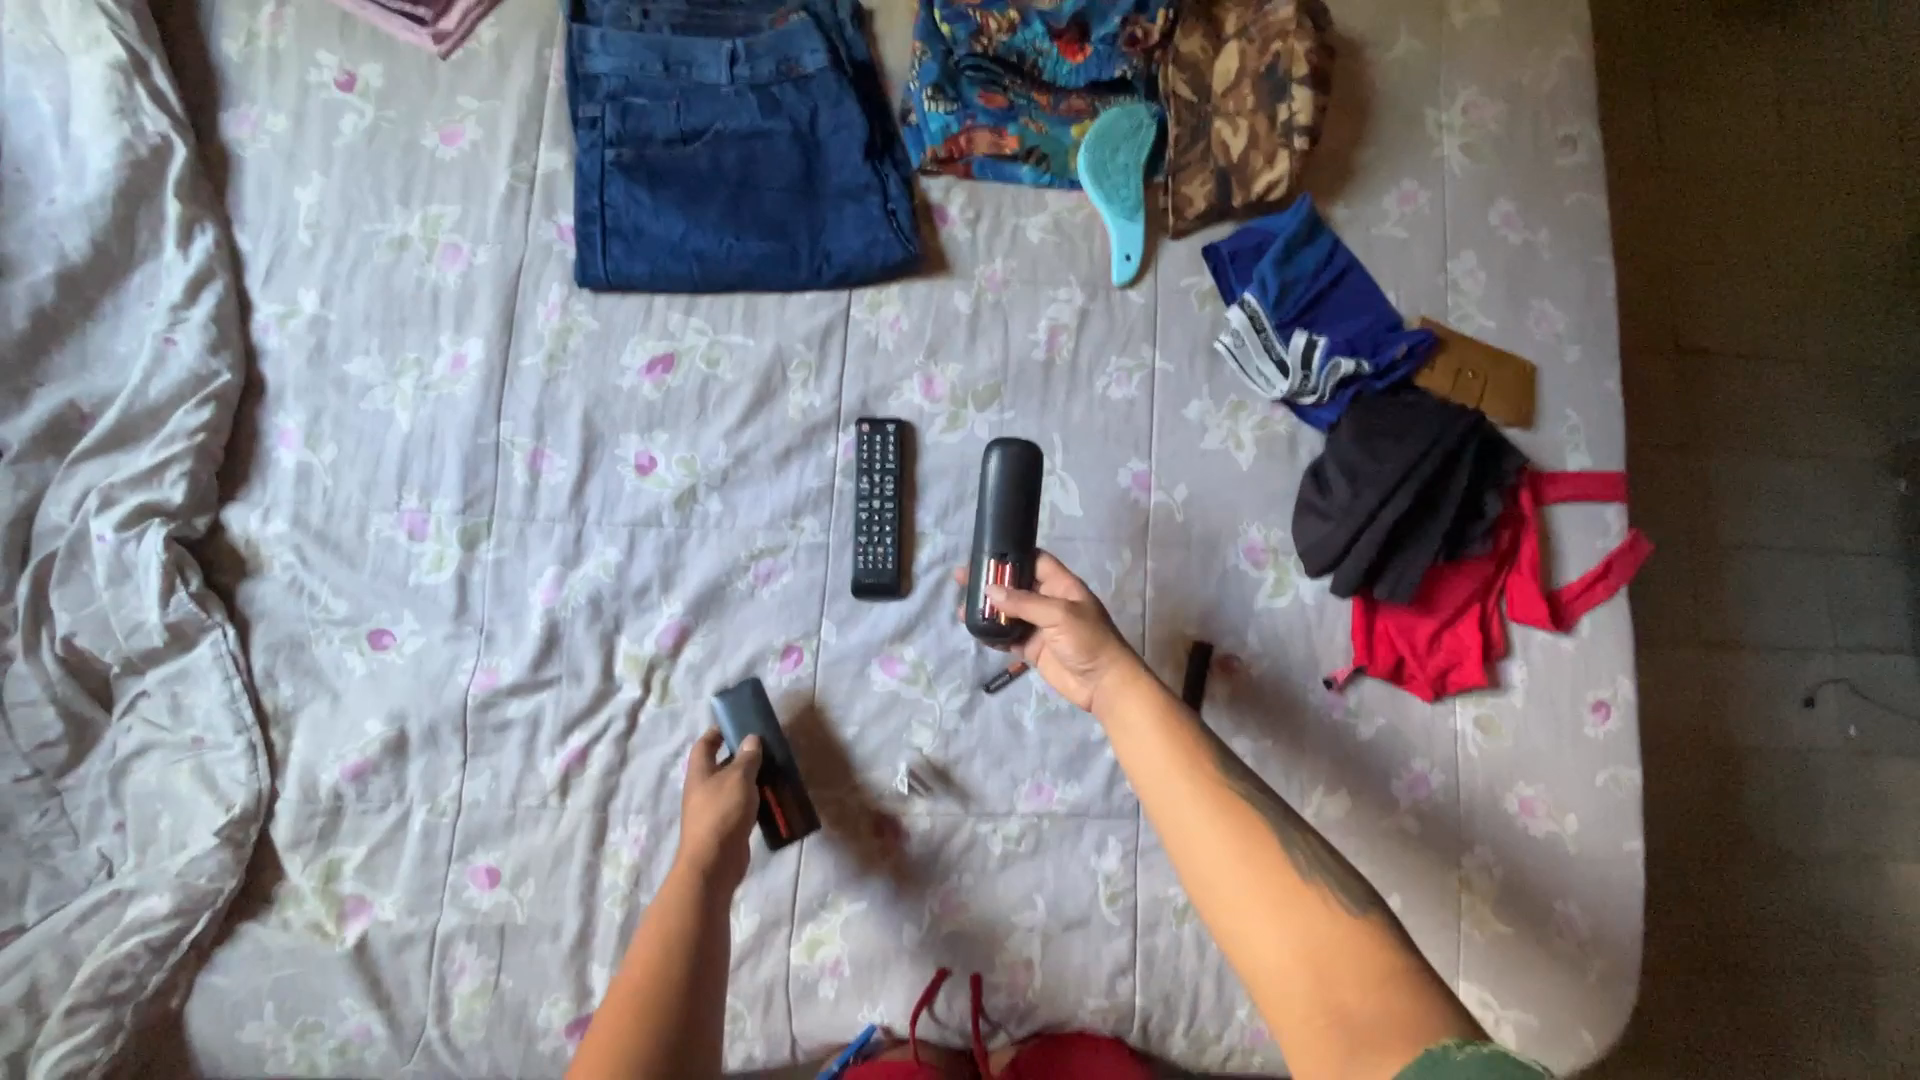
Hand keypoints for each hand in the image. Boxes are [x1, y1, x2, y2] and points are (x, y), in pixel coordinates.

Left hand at [673, 729, 763, 890]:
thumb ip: (746, 758)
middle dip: (741, 755)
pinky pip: (741, 806)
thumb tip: (751, 739)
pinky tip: (772, 796)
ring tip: (774, 769)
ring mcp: (714, 809)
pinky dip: (755, 799)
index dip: (717, 732)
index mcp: (700, 772)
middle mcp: (703, 789)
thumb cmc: (722, 812)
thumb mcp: (738, 778)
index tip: (737, 724)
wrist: (714, 862)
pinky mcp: (727, 827)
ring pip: (734, 786)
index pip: (704, 745)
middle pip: (721, 765)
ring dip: (751, 778)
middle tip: (766, 747)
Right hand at [953, 551, 1145, 711]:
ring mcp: (1039, 626)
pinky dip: (992, 633)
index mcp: (1061, 585)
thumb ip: (1024, 602)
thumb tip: (990, 591)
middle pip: (1015, 586)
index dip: (1013, 555)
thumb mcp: (1059, 614)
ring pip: (1008, 612)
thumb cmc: (1088, 640)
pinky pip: (1008, 636)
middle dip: (992, 582)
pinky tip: (974, 629)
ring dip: (988, 609)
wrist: (1102, 684)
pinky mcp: (1032, 647)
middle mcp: (1049, 602)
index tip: (985, 553)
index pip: (1035, 561)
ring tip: (963, 606)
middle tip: (963, 578)